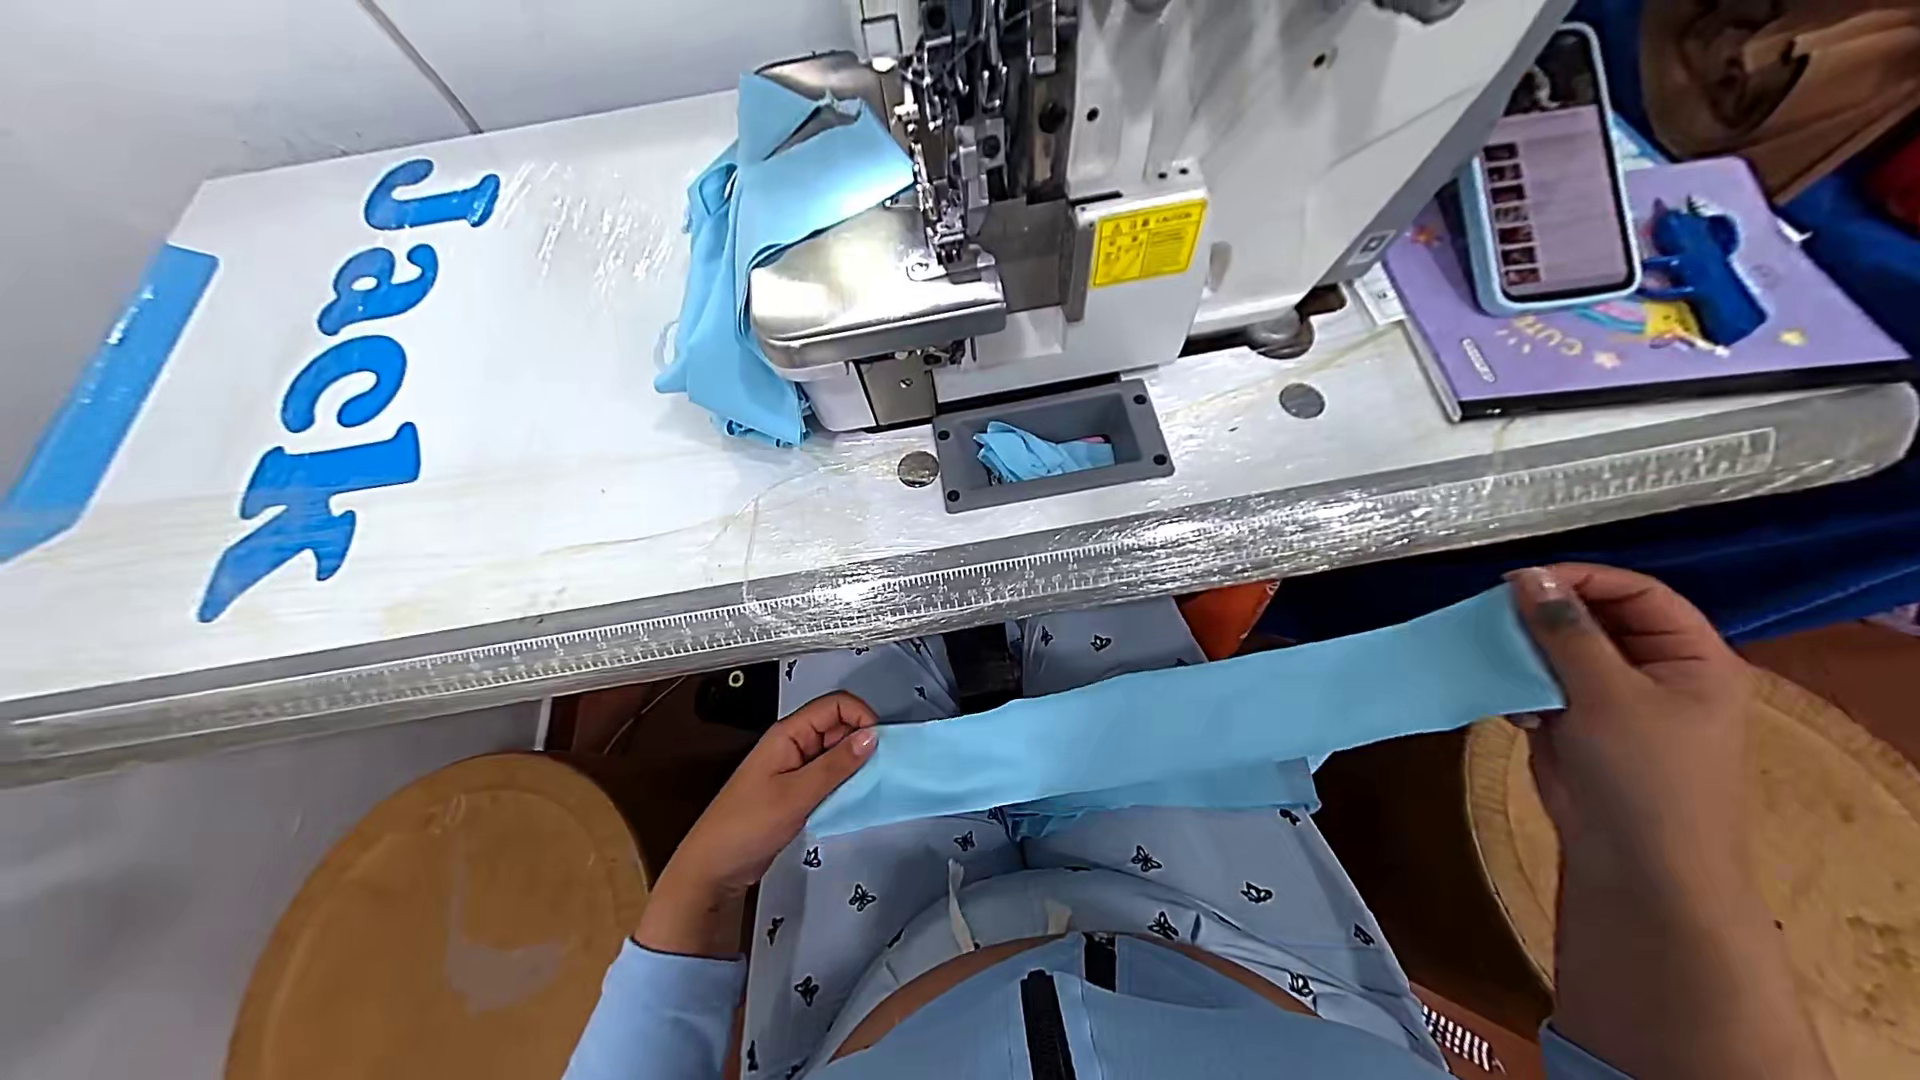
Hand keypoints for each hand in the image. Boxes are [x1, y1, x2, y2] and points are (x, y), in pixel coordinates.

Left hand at [635, 691, 878, 955]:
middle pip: (839, 725)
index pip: (836, 704)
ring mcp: (797, 766)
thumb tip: (871, 736)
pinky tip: (855, 797)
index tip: (880, 743)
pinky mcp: (799, 787)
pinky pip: (831, 773)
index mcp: (789, 733)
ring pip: (838, 750)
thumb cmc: (746, 826)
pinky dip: (846, 781)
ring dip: (856, 763)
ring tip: (869, 785)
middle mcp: (794, 742)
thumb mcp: (796, 795)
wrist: (713, 869)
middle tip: (879, 768)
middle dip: (862, 741)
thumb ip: (836, 765)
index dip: (861, 716)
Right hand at [1507, 564, 1754, 894]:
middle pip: (1594, 618)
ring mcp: (1610, 696)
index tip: (1518, 580)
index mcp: (1690, 657)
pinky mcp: (1573, 718)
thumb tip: (1527, 575)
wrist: (1634, 860)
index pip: (1637, 593)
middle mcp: (1653, 670)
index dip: (1581, 579)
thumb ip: (1565, 631)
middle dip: (1543, 615)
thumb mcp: (1607, 693)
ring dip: (1524, 651)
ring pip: (1558, 649)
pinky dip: (1519, 684)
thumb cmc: (1643, 773)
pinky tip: (1511, 703)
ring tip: (1494, 655)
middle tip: (1493, 613)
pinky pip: (1539, 681)